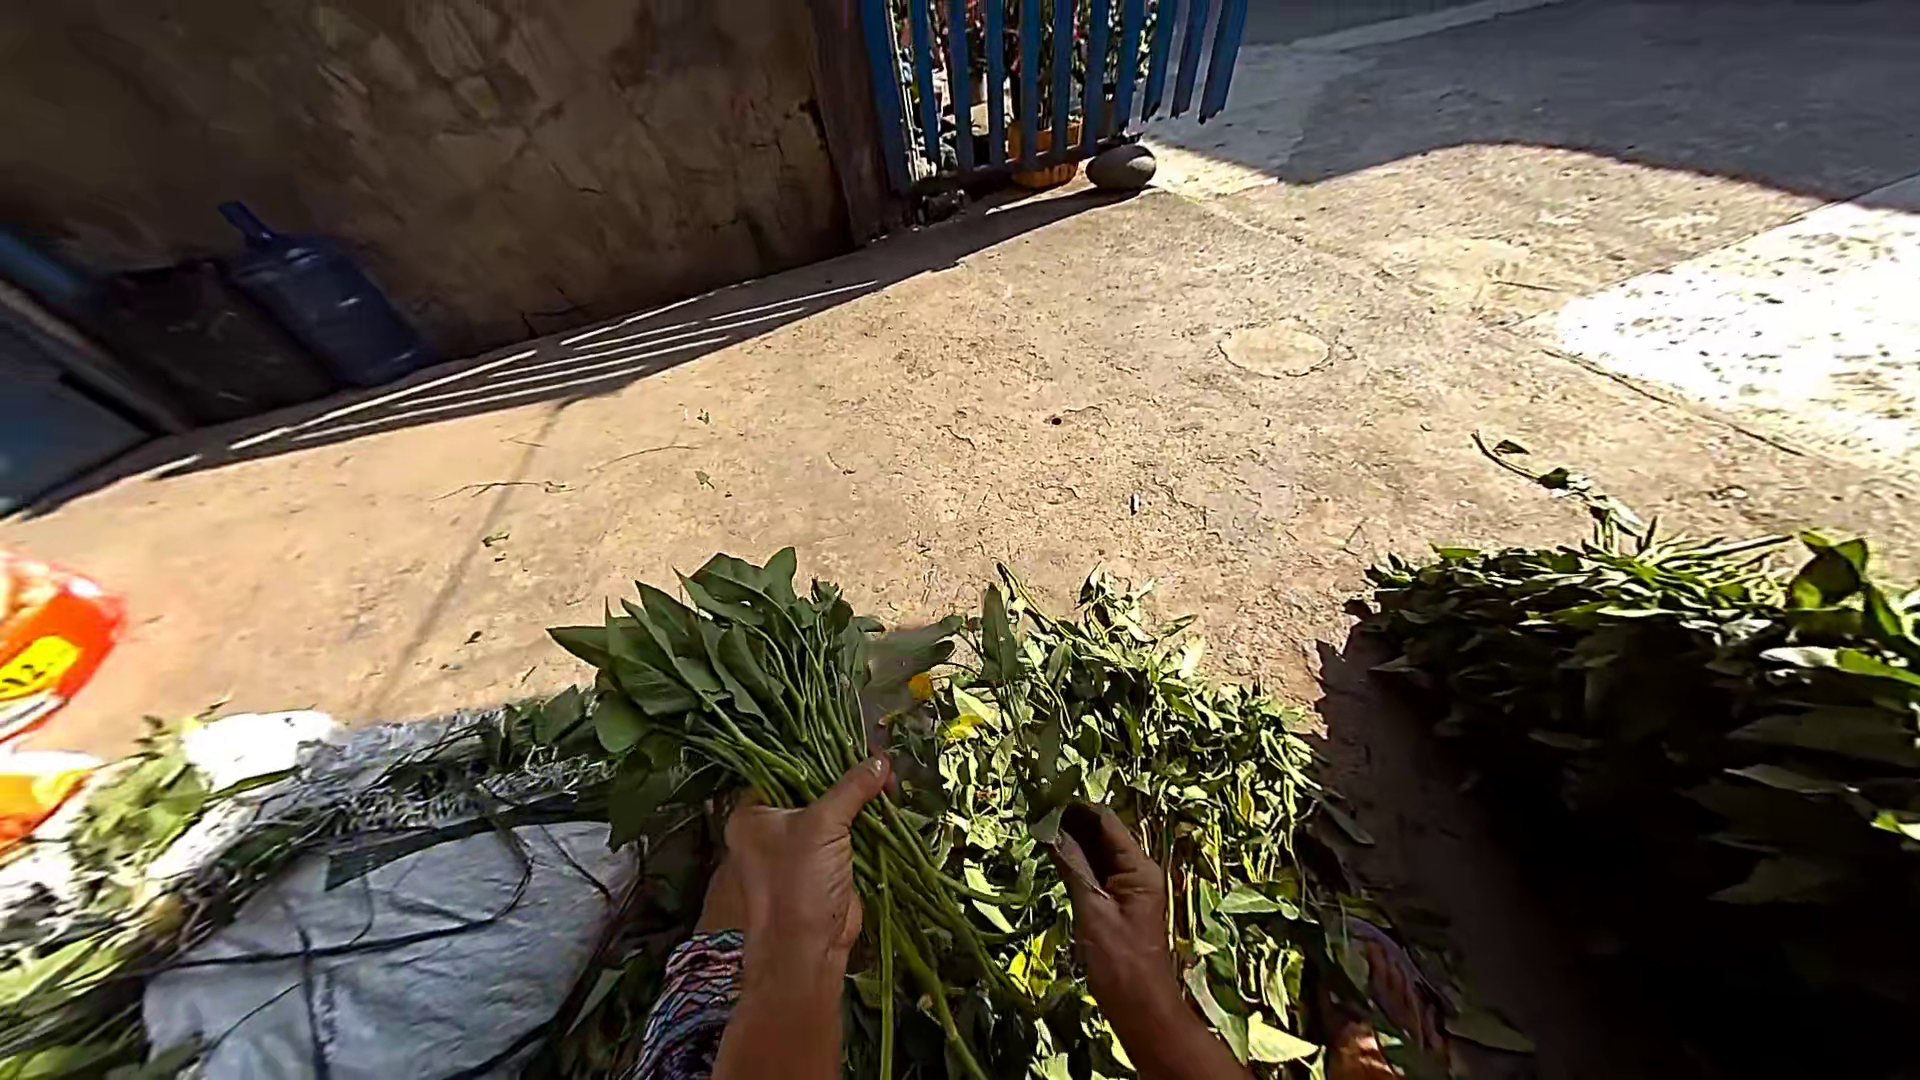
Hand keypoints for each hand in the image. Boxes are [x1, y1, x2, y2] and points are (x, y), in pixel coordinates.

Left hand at [724, 754, 890, 960]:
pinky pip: (848, 828)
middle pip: (815, 785)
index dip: (820, 751)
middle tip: (878, 759)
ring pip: (835, 806)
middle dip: (848, 773)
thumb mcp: (822, 825)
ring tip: (889, 777)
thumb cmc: (798, 883)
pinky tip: (888, 799)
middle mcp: (773, 826)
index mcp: (754, 813)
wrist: (807, 954)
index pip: (786, 767)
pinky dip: (868, 815)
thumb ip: (851, 787)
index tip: (853, 739)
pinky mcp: (826, 861)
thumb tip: (881, 760)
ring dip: (862, 793)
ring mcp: (800, 845)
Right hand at [1052, 803, 1249, 1079]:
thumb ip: (1072, 866)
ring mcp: (1129, 884)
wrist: (1142, 1014)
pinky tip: (1052, 852)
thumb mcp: (1091, 911)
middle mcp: (1137, 869)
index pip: (1105, 821)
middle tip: (1036, 810)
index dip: (1076, 807)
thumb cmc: (1119, 964)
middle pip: (1102, 832)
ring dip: (1071, 838)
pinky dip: (1076, 859)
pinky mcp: (1118, 899)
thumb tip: (1048, 827)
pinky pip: (1096, 868)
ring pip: (1097, 850)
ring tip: (1039, 826)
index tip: (1045, 798)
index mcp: (1139, 867)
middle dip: (1071, 821)